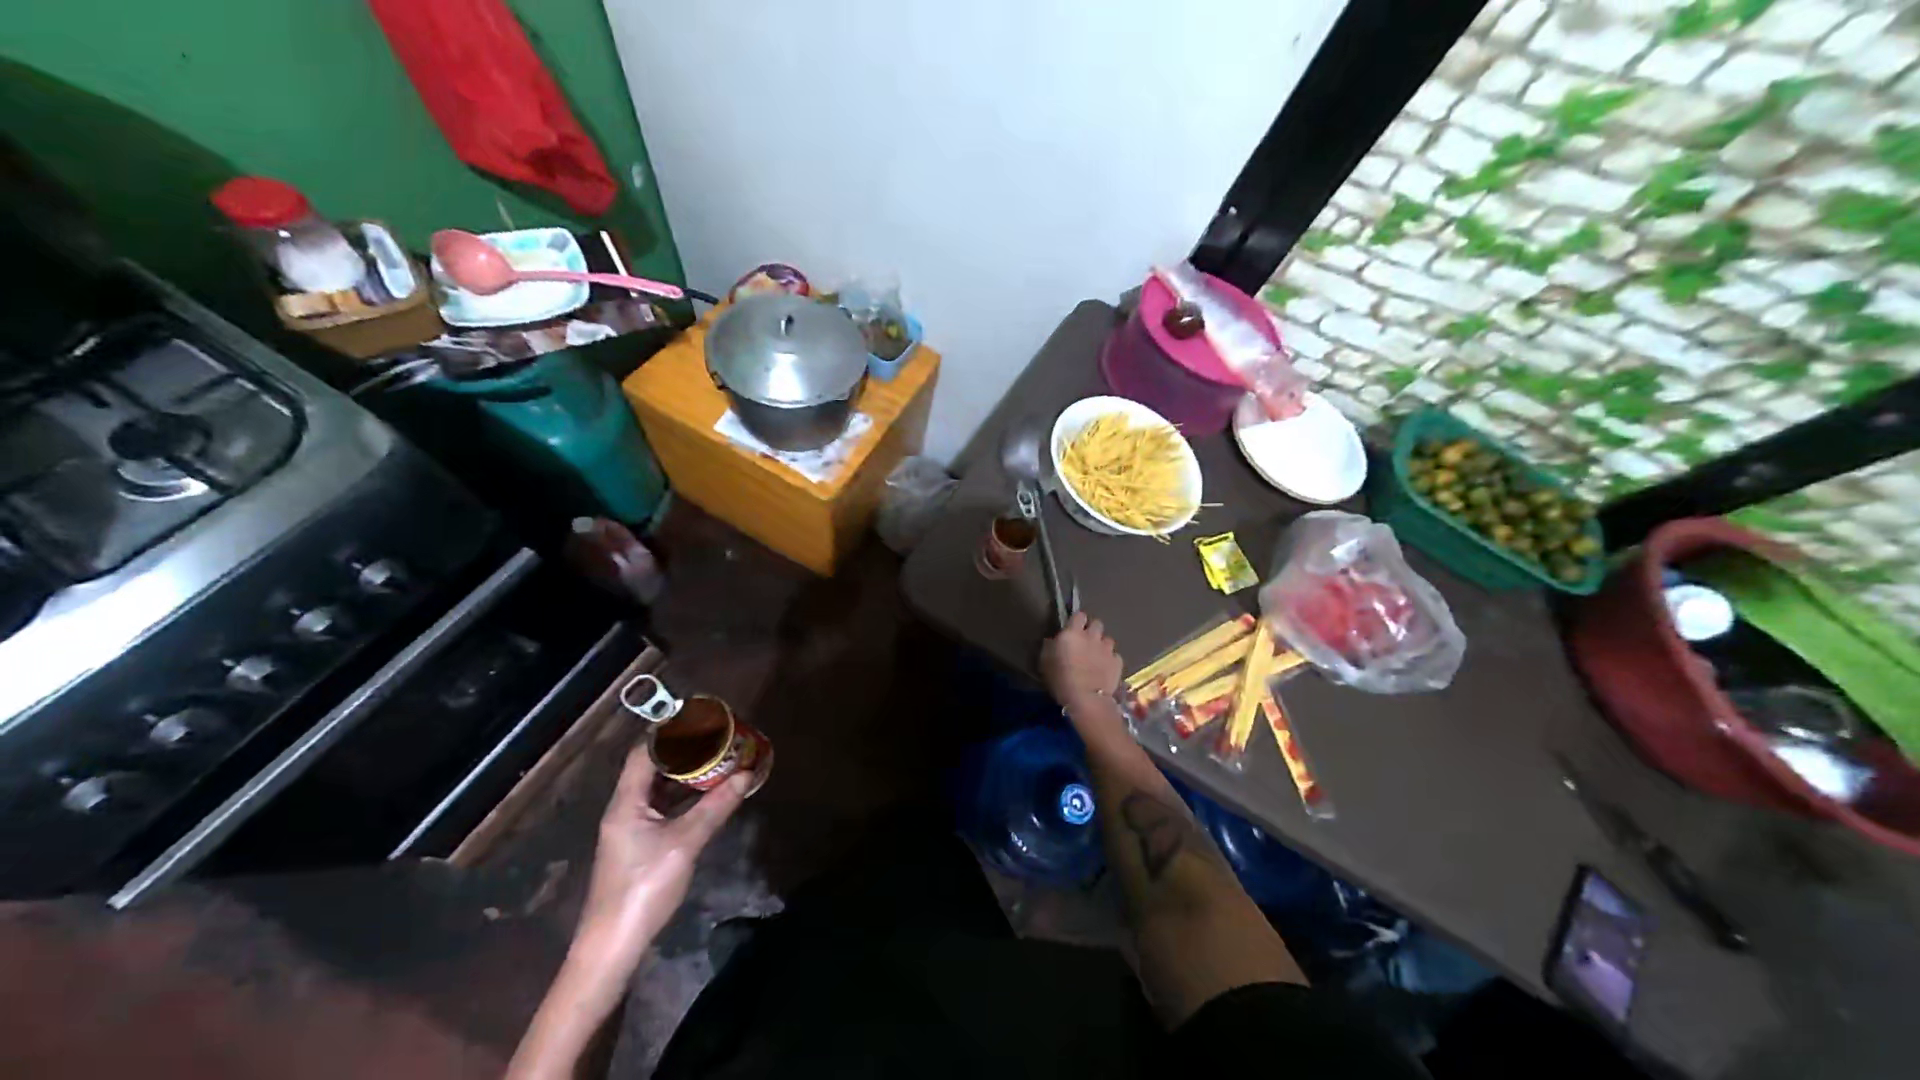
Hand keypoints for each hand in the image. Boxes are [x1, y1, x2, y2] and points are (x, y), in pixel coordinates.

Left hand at [565, 744, 749, 996]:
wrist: (613, 944)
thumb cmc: (644, 886)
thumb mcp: (685, 843)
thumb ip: (716, 807)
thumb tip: (746, 774)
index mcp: (626, 801)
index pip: (645, 753)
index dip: (671, 733)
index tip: (701, 720)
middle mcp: (625, 808)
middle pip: (652, 768)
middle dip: (685, 753)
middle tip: (717, 741)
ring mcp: (631, 828)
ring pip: (659, 790)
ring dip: (686, 776)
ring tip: (718, 763)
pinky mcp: (639, 846)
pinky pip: (663, 809)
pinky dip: (684, 798)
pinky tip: (707, 797)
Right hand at [1042, 611, 1122, 707]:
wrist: (1086, 699)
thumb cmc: (1060, 679)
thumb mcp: (1045, 661)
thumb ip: (1050, 646)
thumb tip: (1054, 640)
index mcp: (1073, 632)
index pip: (1079, 615)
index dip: (1077, 620)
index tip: (1073, 628)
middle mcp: (1092, 636)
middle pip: (1097, 623)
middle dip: (1092, 630)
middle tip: (1085, 642)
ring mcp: (1107, 648)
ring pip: (1107, 639)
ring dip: (1102, 645)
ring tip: (1096, 657)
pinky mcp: (1118, 662)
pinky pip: (1114, 656)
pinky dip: (1110, 660)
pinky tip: (1105, 669)